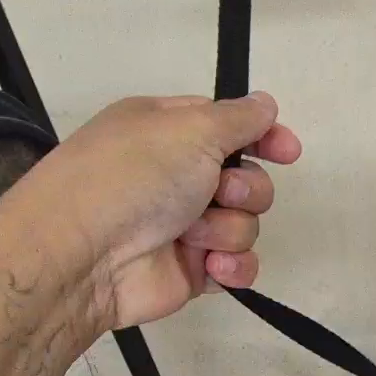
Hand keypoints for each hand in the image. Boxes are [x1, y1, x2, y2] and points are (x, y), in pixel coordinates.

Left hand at [0, 92, 302, 330]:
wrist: (87, 255)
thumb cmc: (134, 176)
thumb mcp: (190, 128)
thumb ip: (239, 118)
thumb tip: (267, 104)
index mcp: (171, 132)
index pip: (232, 128)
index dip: (264, 138)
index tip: (288, 151)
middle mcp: (180, 176)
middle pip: (249, 180)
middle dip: (244, 189)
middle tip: (217, 192)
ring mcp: (188, 226)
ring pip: (246, 225)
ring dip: (227, 229)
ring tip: (192, 235)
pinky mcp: (195, 270)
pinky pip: (240, 266)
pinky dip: (231, 267)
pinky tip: (211, 267)